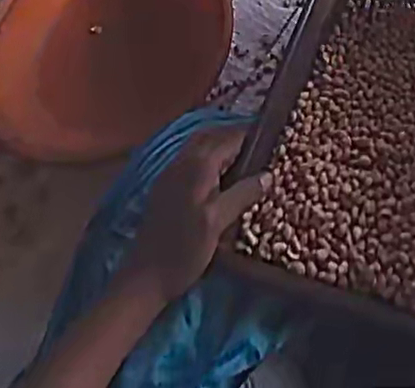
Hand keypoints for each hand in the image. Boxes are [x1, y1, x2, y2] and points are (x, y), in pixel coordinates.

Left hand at [124, 128, 267, 301]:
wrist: (142, 280)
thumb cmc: (183, 250)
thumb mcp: (218, 222)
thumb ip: (243, 193)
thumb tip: (268, 174)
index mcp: (198, 165)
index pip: (229, 138)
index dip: (251, 137)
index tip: (272, 141)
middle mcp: (183, 161)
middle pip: (213, 135)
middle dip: (235, 137)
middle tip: (257, 149)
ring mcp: (170, 173)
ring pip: (199, 144)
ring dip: (220, 145)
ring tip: (241, 161)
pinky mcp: (165, 186)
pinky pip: (190, 157)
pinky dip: (207, 156)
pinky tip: (218, 176)